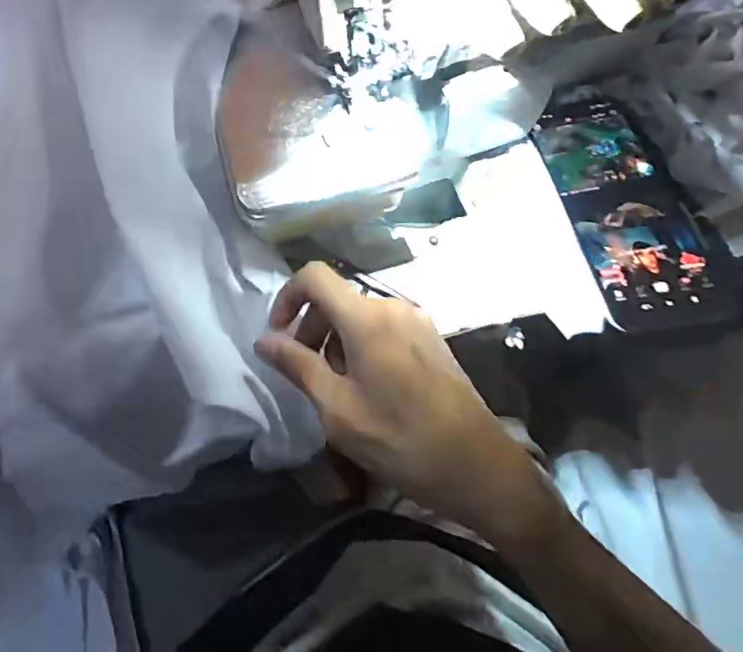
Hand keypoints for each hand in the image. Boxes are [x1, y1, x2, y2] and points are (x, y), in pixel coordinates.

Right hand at [255, 263, 559, 543]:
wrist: (479, 466)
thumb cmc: (401, 440)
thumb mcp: (338, 409)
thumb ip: (298, 366)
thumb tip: (264, 340)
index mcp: (367, 317)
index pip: (315, 275)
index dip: (287, 296)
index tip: (278, 333)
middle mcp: (392, 306)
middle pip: (337, 298)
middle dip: (312, 327)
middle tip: (306, 374)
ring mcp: (417, 320)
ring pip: (360, 314)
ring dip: (337, 340)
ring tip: (339, 387)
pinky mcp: (431, 338)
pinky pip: (384, 326)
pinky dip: (363, 344)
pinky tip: (369, 387)